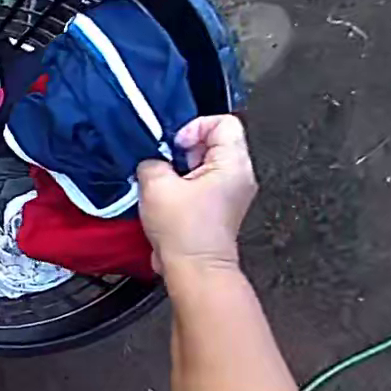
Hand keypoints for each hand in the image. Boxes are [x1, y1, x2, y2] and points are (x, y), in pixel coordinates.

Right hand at [137, 114, 256, 278]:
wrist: (193, 269)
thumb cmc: (185, 232)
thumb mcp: (156, 184)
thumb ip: (151, 162)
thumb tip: (151, 163)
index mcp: (234, 164)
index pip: (224, 122)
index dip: (194, 127)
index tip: (176, 145)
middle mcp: (239, 177)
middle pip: (214, 142)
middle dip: (184, 151)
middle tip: (167, 166)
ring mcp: (230, 194)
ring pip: (205, 165)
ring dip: (180, 171)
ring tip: (165, 186)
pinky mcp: (218, 209)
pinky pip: (201, 186)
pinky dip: (182, 188)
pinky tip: (167, 201)